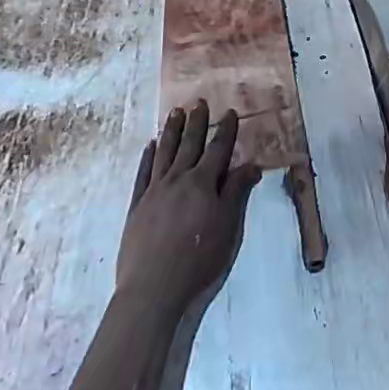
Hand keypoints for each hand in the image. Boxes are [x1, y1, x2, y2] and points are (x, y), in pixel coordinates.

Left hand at [116, 100, 261, 316]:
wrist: (154, 286)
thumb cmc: (198, 259)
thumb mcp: (228, 227)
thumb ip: (237, 193)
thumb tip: (251, 164)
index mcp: (202, 184)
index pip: (218, 150)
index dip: (225, 131)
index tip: (230, 112)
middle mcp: (177, 179)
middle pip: (189, 145)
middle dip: (197, 123)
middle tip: (199, 102)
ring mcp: (154, 191)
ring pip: (164, 153)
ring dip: (171, 131)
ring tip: (175, 113)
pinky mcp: (137, 205)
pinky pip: (144, 172)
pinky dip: (148, 156)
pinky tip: (151, 146)